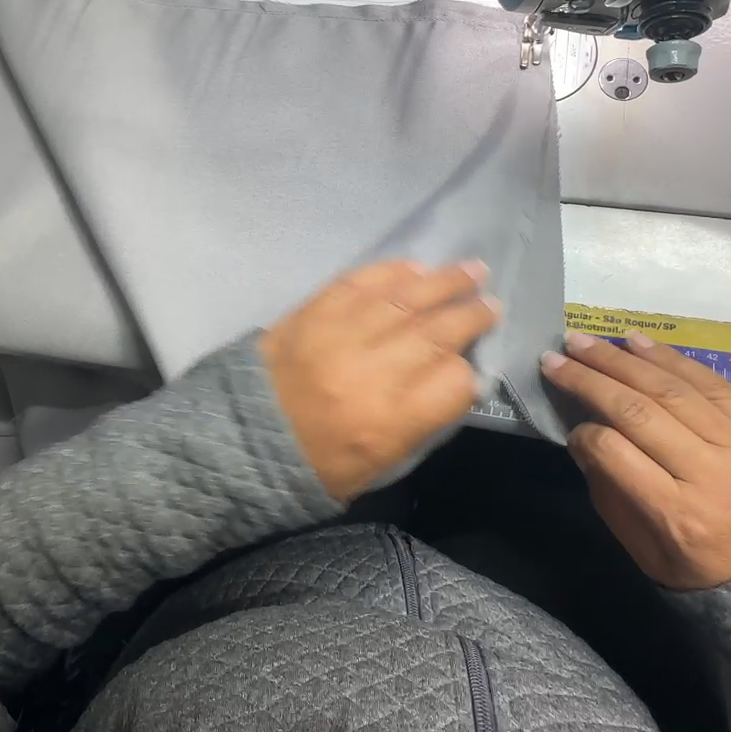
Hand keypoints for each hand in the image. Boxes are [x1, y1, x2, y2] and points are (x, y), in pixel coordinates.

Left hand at [260, 260, 499, 500]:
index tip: (475, 361)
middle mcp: (368, 373)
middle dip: (469, 314)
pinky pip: (357, 282)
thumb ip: (421, 420)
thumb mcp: (378, 464)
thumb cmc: (314, 461)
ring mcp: (337, 336)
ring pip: (402, 299)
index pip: (453, 384)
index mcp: (386, 423)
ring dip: (441, 282)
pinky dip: (389, 271)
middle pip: (435, 334)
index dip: (470, 371)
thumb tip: (457, 376)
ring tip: (470, 269)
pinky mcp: (309, 313)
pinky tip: (413, 267)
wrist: (240, 438)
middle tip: (491, 300)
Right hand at [541, 330, 730, 589]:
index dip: (584, 433)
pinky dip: (670, 358)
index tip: (570, 427)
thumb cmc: (711, 569)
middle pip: (638, 412)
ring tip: (583, 342)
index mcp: (680, 516)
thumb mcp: (649, 554)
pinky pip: (710, 382)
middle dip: (589, 380)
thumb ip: (612, 495)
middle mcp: (711, 473)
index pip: (615, 453)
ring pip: (671, 390)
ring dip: (620, 360)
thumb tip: (584, 438)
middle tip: (554, 357)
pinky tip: (636, 342)